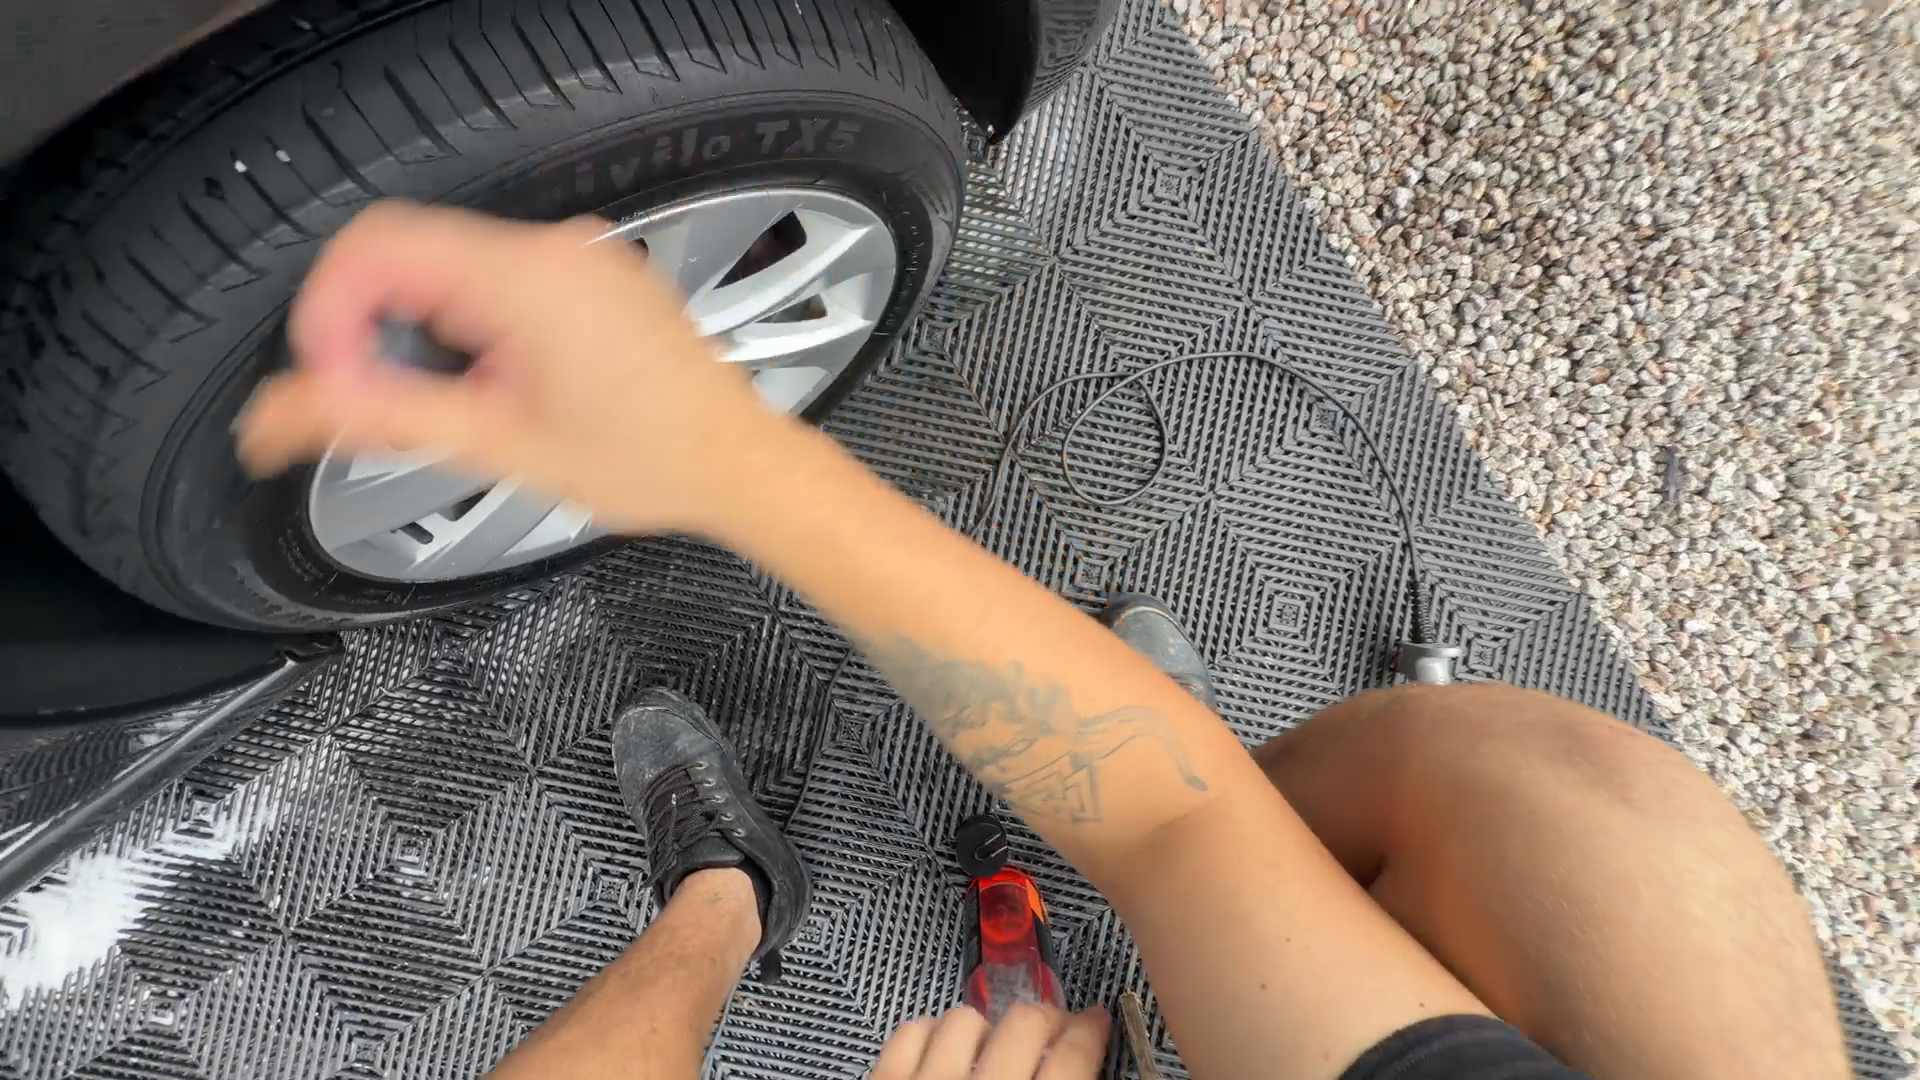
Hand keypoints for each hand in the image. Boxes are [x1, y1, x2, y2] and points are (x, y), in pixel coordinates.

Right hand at [235, 200, 788, 534]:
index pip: (371, 248)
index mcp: (530, 277)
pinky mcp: (613, 285)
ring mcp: (595, 265)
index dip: (330, 316)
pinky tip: (537, 389)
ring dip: (452, 339)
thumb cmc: (662, 459)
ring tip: (504, 406)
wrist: (739, 466)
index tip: (339, 376)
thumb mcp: (506, 447)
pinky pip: (521, 287)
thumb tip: (287, 409)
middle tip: (425, 406)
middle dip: (394, 335)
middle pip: (418, 260)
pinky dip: (499, 333)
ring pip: (468, 276)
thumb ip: (385, 418)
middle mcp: (566, 253)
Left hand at [871, 1005, 1109, 1078]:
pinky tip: (941, 1053)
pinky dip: (930, 1036)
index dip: (1092, 1031)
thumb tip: (1086, 1066)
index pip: (1073, 1058)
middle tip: (1054, 1029)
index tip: (1097, 1020)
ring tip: (992, 1049)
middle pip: (1023, 1024)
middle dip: (1045, 1020)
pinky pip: (911, 1032)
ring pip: (965, 1019)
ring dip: (985, 1030)